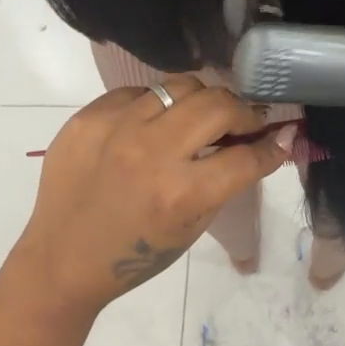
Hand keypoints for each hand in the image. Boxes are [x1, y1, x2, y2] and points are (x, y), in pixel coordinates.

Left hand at [10, 77, 295, 310]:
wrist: (63, 259)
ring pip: (180, 86)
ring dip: (202, 101)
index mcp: (181, 193)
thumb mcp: (192, 227)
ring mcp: (116, 129)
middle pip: (219, 106)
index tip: (280, 138)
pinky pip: (138, 92)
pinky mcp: (88, 117)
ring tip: (201, 118)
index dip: (272, 146)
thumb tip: (262, 144)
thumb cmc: (136, 255)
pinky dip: (156, 105)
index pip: (246, 156)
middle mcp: (151, 153)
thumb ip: (226, 182)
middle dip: (242, 113)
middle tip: (244, 123)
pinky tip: (154, 124)